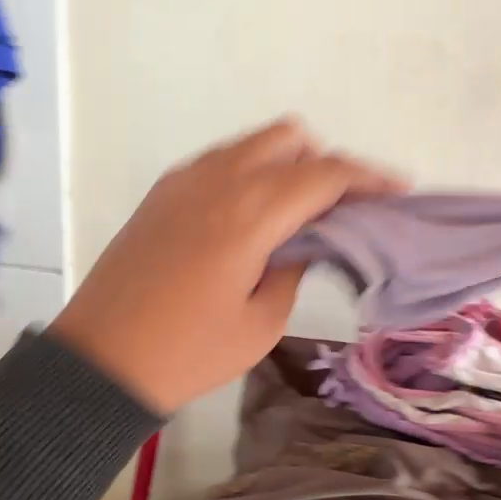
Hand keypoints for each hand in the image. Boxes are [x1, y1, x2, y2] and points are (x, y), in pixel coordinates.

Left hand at [49, 118, 404, 413]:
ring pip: (250, 144)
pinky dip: (248, 174)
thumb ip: (294, 267)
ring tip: (297, 216)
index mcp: (250, 211)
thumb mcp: (261, 323)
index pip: (325, 174)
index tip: (398, 192)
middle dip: (324, 164)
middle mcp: (217, 178)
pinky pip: (219, 162)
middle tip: (340, 211)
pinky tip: (251, 220)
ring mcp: (183, 180)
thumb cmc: (188, 354)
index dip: (369, 180)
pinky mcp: (160, 194)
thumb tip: (306, 240)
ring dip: (284, 165)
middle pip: (289, 138)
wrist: (102, 361)